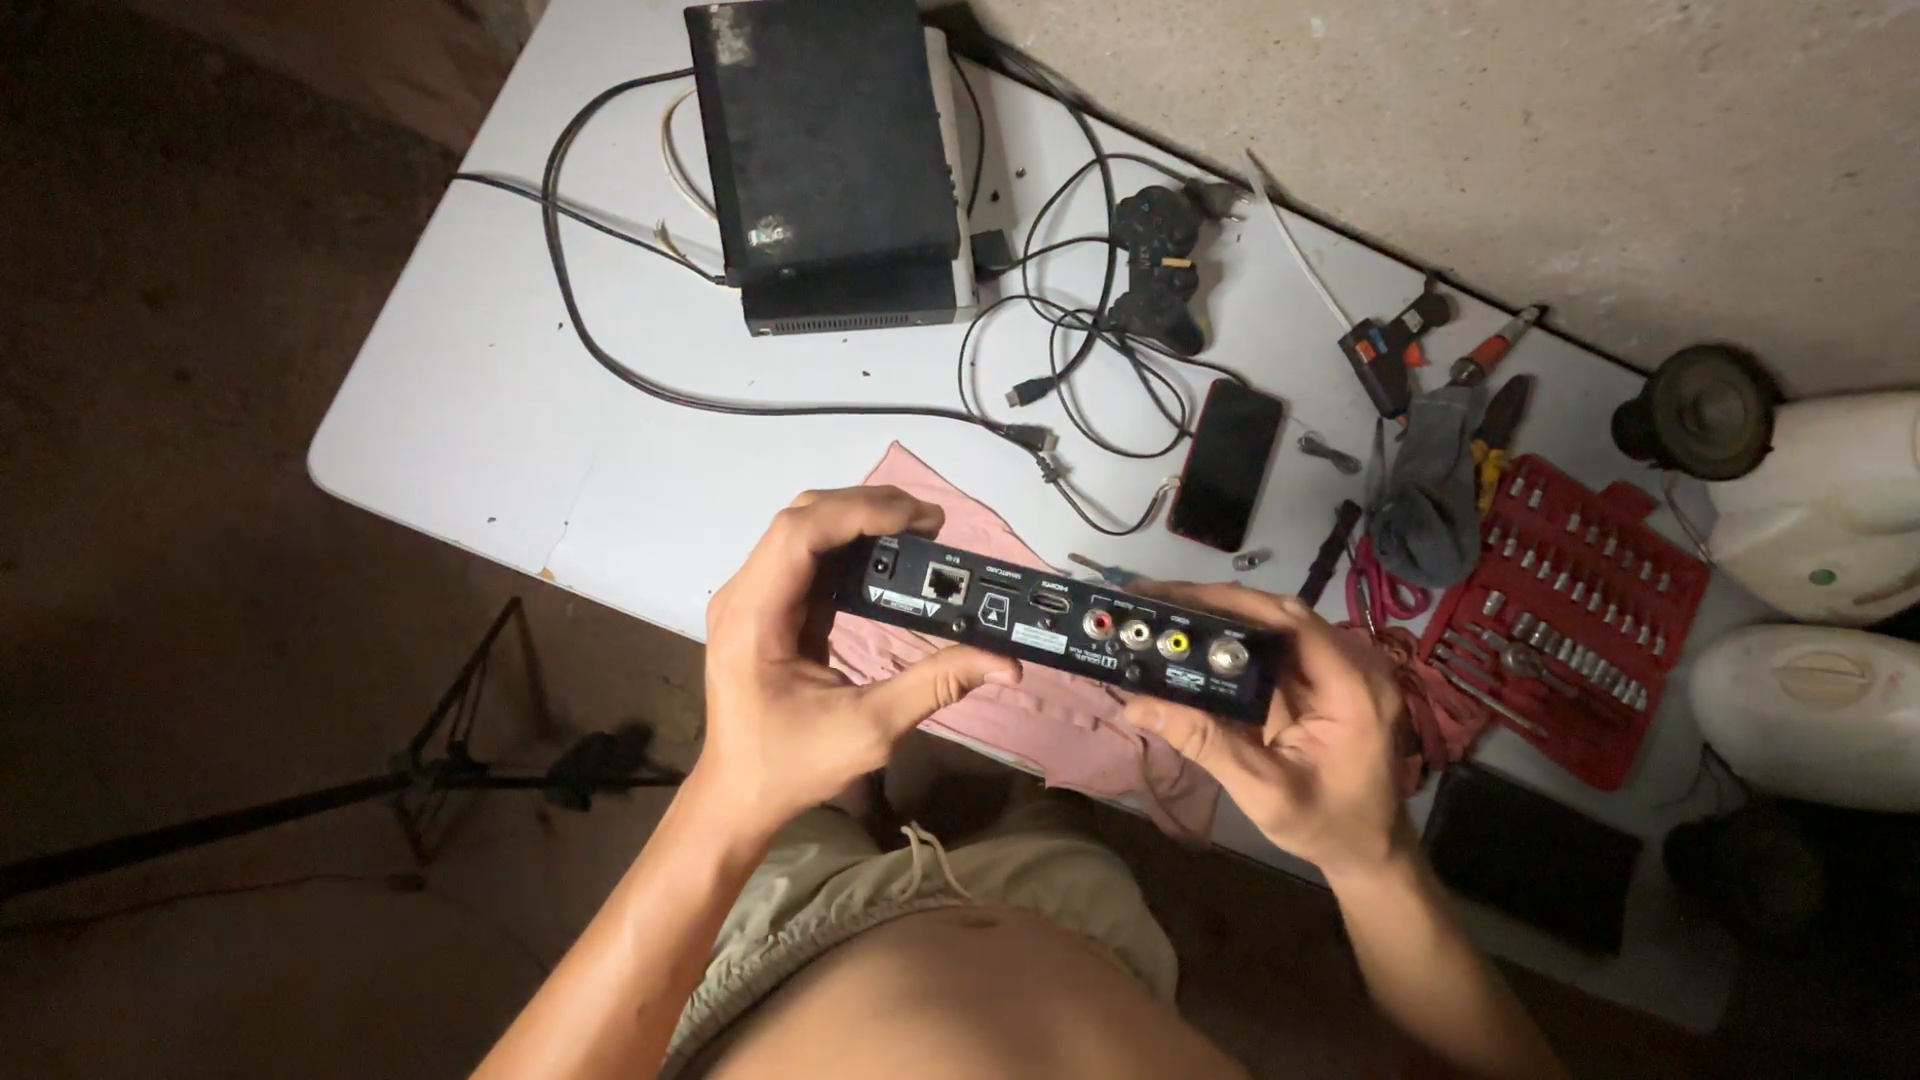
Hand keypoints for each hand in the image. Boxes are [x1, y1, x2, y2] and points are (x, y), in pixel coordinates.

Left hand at [698, 486, 1020, 834]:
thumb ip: (935, 685)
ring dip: (859, 520)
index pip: (798, 535)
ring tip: (917, 530)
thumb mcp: (870, 730)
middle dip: (867, 508)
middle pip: (800, 520)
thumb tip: (1003, 661)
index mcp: (754, 620)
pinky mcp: (766, 606)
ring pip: (803, 530)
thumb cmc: (793, 766)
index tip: (918, 519)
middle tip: (930, 522)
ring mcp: (750, 598)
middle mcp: (744, 596)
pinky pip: (807, 556)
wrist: (739, 794)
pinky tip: (888, 554)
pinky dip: (849, 545)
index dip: (858, 513)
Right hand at [1121, 582, 1409, 879]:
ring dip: (1223, 613)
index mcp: (1352, 690)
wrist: (1371, 847)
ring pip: (1276, 621)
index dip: (1233, 603)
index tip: (1177, 597)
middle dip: (1218, 602)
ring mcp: (1341, 667)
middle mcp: (1354, 665)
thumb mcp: (1264, 792)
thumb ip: (1206, 744)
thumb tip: (1138, 704)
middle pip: (1281, 613)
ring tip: (1168, 610)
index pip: (1290, 623)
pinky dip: (1235, 634)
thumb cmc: (1327, 824)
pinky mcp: (1324, 675)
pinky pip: (1277, 641)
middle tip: (1159, 598)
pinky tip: (1198, 635)